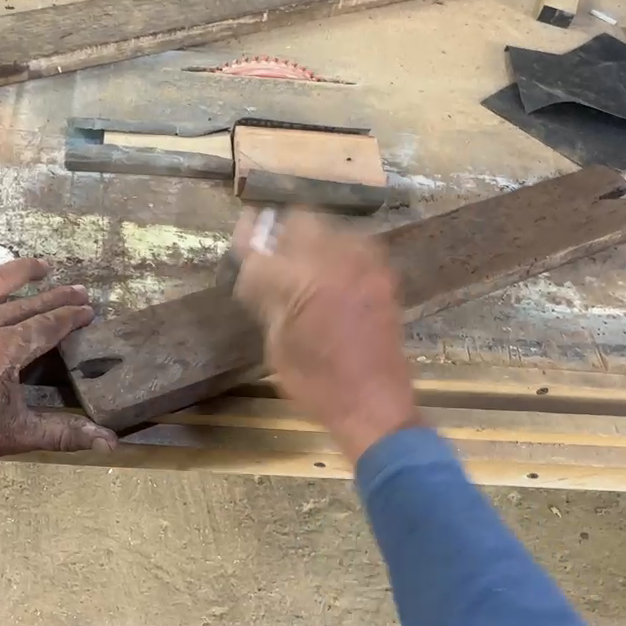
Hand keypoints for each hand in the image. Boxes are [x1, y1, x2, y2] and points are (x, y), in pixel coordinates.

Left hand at [0, 254, 117, 488]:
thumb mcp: (17, 435)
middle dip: (57, 296)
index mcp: (4, 352)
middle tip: (79, 290)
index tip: (89, 310)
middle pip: (27, 303)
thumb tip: (111, 443)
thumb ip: (65, 434)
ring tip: (41, 265)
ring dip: (19, 271)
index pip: (48, 325)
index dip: (72, 316)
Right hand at [232, 208, 420, 462]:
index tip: (241, 239)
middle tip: (267, 248)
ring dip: (310, 236)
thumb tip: (253, 272)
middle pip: (301, 220)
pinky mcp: (384, 277)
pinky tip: (327, 274)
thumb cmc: (318, 387)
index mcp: (303, 282)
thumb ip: (267, 301)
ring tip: (298, 261)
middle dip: (279, 230)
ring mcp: (366, 266)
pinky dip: (336, 251)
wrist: (375, 405)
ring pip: (331, 227)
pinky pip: (355, 247)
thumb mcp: (278, 348)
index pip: (263, 248)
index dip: (246, 242)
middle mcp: (337, 262)